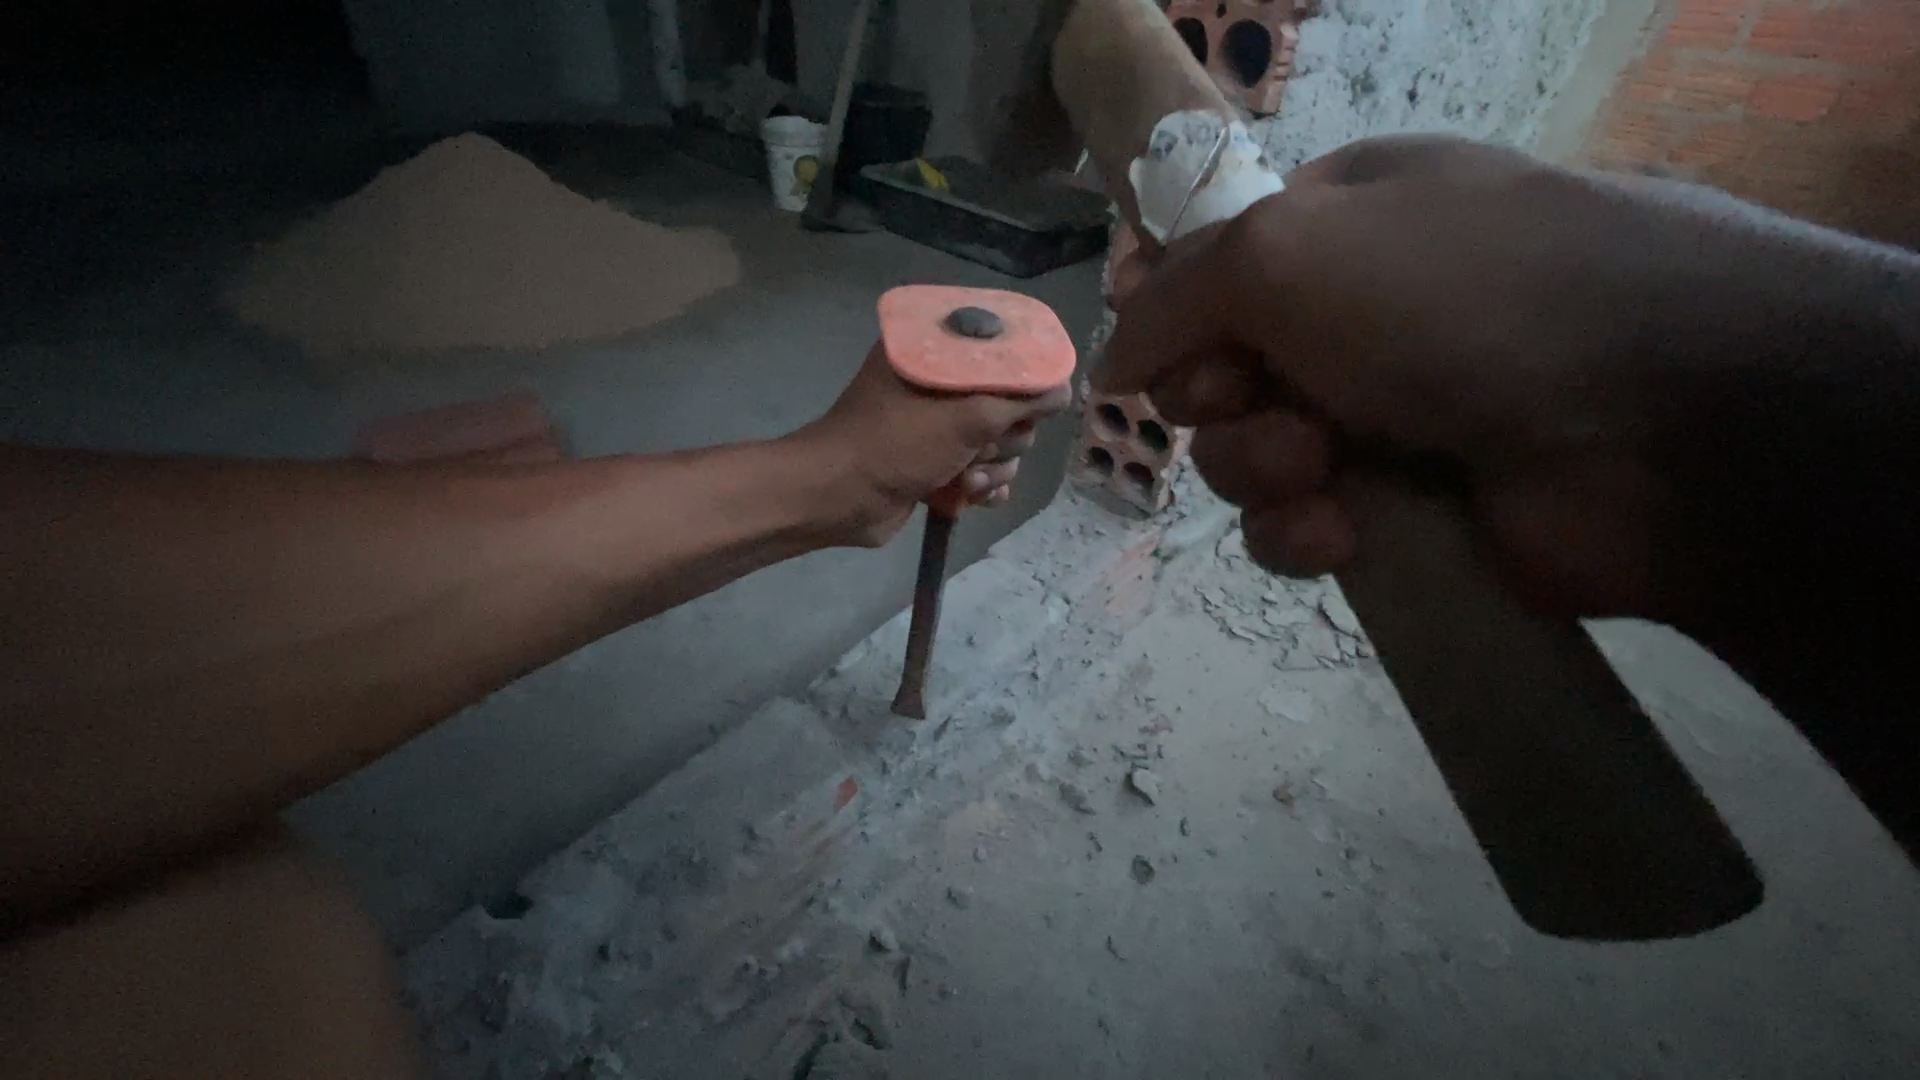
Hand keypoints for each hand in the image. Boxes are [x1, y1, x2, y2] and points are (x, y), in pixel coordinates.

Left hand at [798, 342, 1072, 547]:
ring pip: (999, 444)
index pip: (1005, 351)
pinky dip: (981, 486)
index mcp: (939, 351)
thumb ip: (1020, 401)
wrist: (840, 498)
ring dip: (991, 468)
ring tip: (965, 480)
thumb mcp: (965, 416)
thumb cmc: (897, 443)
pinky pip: (982, 471)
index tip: (1032, 403)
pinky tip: (970, 497)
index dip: (1026, 378)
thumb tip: (1063, 389)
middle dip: (1003, 437)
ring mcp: (940, 425)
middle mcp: (942, 383)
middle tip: (981, 447)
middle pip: (1010, 404)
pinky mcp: (938, 463)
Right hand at [1098, 135, 1837, 627]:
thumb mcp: (1286, 252)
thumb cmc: (1452, 299)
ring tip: (1323, 468)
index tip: (1168, 344)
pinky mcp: (1383, 507)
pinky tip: (1343, 532)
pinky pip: (1284, 528)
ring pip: (1239, 461)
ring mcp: (1366, 415)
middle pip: (1210, 377)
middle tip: (1260, 398)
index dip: (1172, 315)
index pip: (1204, 273)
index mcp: (1333, 228)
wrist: (1646, 428)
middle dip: (1221, 402)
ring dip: (1261, 470)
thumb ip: (1172, 298)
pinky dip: (1298, 533)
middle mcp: (1345, 318)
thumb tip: (1109, 367)